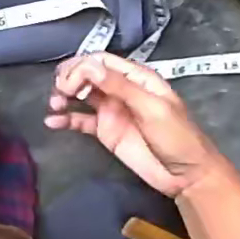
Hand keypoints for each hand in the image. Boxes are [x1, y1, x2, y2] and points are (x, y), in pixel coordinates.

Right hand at [45, 52, 227, 197]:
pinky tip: (52, 122)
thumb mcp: (153, 109)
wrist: (187, 176)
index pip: (101, 62)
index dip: (81, 67)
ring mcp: (110, 109)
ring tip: (54, 105)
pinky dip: (65, 119)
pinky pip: (80, 120)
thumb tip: (89, 67)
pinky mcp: (104, 131)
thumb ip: (121, 87)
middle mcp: (119, 89)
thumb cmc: (177, 137)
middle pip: (86, 74)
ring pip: (80, 94)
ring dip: (63, 96)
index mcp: (135, 78)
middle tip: (60, 92)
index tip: (70, 83)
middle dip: (69, 78)